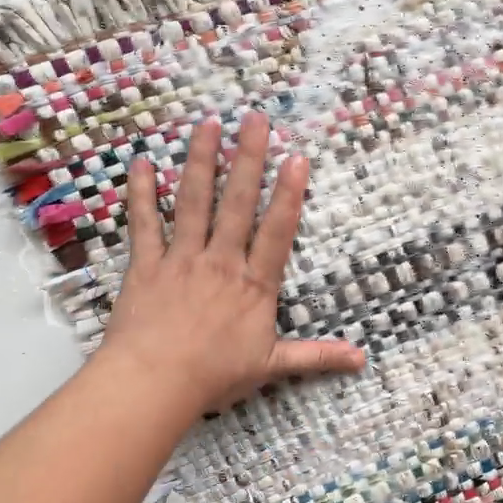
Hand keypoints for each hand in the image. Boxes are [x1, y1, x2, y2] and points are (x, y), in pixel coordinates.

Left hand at [95, 111, 364, 415]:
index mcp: (254, 284)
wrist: (153, 383)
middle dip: (248, 158)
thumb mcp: (273, 365)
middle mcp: (221, 262)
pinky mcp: (147, 265)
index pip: (278, 230)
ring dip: (201, 161)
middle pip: (238, 202)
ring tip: (208, 124)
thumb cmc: (214, 375)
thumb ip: (317, 355)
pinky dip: (141, 192)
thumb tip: (361, 358)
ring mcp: (182, 259)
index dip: (289, 193)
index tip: (296, 157)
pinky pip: (144, 223)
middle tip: (255, 119)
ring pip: (194, 201)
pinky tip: (141, 163)